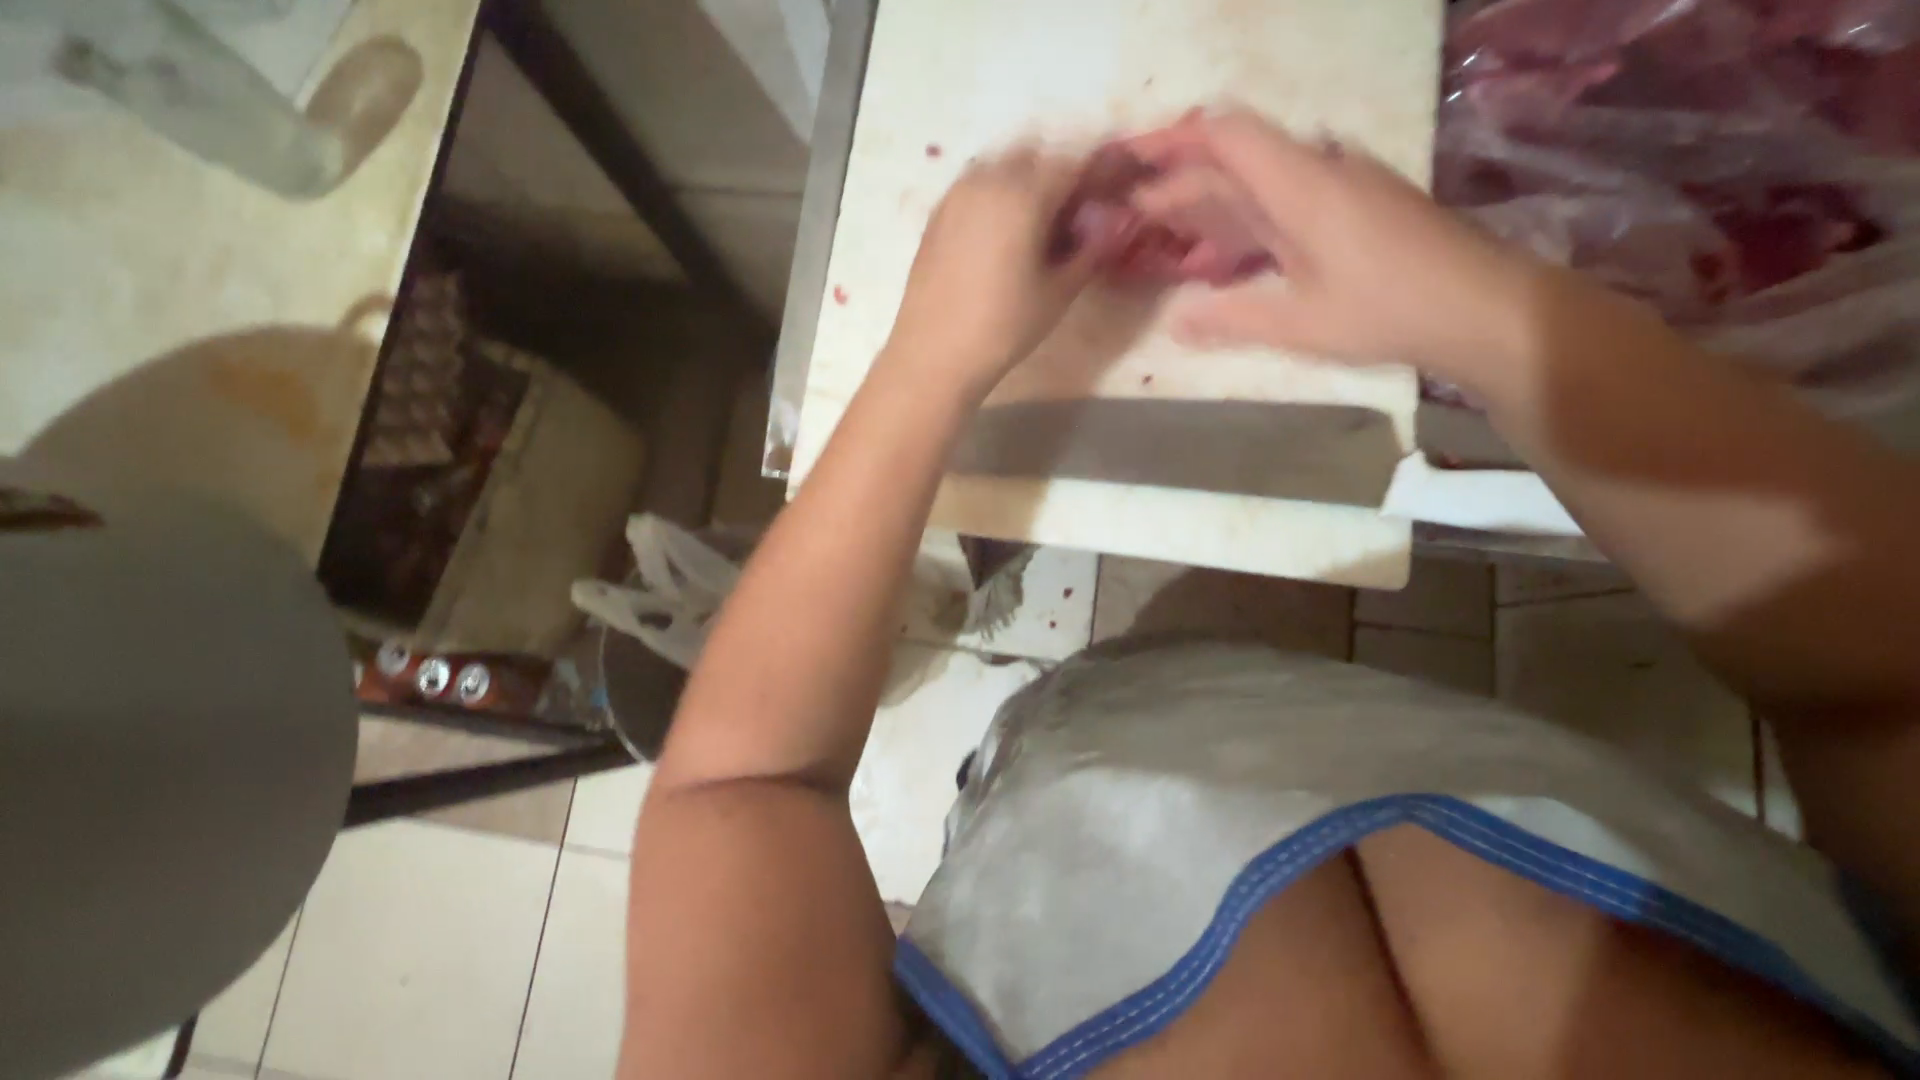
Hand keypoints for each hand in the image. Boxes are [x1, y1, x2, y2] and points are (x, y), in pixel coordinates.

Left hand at [879, 146, 1105, 400]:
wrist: (934, 353)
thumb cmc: (1004, 327)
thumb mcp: (1059, 292)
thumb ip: (1091, 249)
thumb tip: (1114, 222)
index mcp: (1025, 193)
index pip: (1072, 164)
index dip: (1093, 180)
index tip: (1104, 202)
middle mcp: (988, 180)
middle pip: (1034, 156)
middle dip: (1055, 176)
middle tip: (1068, 217)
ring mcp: (956, 194)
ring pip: (1000, 167)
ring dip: (1022, 182)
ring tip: (1032, 226)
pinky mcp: (936, 214)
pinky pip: (973, 187)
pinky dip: (993, 197)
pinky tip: (998, 236)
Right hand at [1127, 108, 1550, 387]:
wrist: (1483, 306)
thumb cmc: (1389, 311)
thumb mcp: (1301, 325)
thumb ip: (1232, 318)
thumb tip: (1176, 320)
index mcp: (1301, 186)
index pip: (1227, 136)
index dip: (1173, 141)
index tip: (1129, 161)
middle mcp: (1316, 173)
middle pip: (1234, 163)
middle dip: (1177, 187)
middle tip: (1129, 218)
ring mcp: (1337, 188)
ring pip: (1257, 185)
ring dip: (1207, 208)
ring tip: (1161, 240)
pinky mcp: (1351, 208)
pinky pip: (1282, 204)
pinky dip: (1242, 224)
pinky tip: (1220, 258)